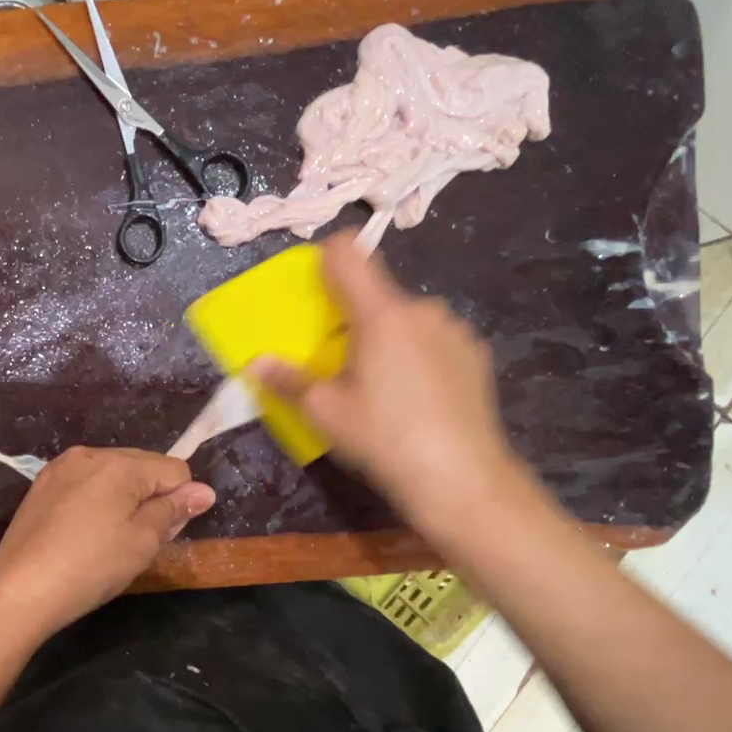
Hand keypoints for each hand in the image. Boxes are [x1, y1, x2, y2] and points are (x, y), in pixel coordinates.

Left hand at [0, 448, 215, 638]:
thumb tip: (203, 491)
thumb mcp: (142, 542)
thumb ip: (173, 510)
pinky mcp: (40, 487)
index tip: (167, 534)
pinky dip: (96, 502)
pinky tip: (86, 534)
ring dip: (124, 499)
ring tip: (111, 540)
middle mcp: (87, 454)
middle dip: (152, 496)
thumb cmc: (90, 567)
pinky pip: (84, 484)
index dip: (182, 499)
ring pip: (111, 475)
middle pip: (141, 466)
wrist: (20, 590)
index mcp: (118, 463)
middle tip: (141, 541)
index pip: (173, 468)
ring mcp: (59, 469)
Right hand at [246, 231, 524, 527]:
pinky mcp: (475, 353)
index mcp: (381, 315)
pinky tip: (414, 398)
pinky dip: (416, 355)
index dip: (324, 260)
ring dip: (386, 338)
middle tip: (337, 362)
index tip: (311, 289)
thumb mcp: (324, 413)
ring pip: (406, 319)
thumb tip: (256, 363)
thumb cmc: (382, 438)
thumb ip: (288, 381)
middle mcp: (422, 310)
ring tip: (379, 385)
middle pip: (376, 294)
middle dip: (351, 318)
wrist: (461, 477)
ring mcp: (454, 330)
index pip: (348, 254)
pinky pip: (432, 340)